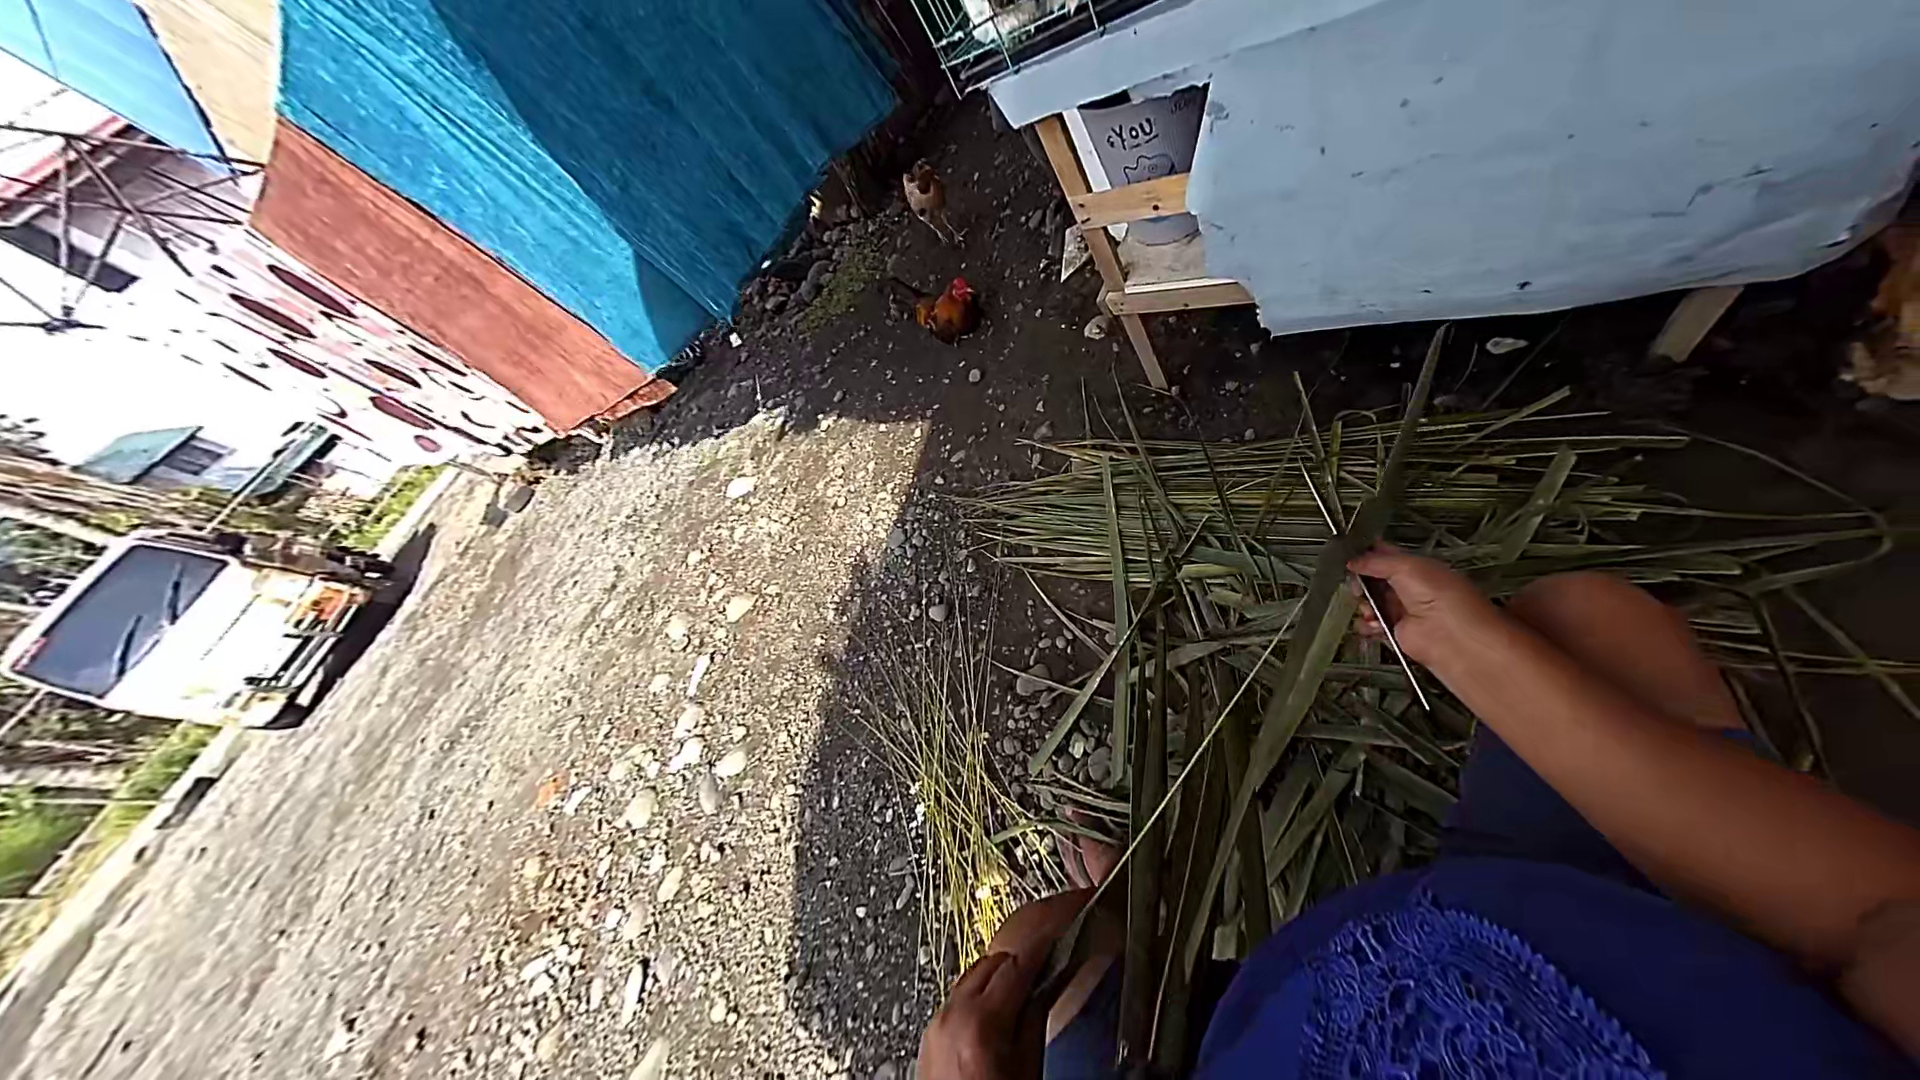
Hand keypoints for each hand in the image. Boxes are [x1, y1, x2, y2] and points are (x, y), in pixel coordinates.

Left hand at [916, 949, 1048, 1079]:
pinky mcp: (930, 1032)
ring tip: (1020, 993)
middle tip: (1043, 969)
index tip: (1055, 938)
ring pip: (973, 975)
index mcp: (983, 1023)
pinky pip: (958, 996)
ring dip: (997, 976)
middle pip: (992, 963)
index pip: (1017, 965)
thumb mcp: (1028, 1069)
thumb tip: (1045, 983)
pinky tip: (993, 1011)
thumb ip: (1035, 1017)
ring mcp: (938, 1022)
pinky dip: (978, 995)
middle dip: (1019, 963)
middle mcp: (954, 1014)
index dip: (1040, 949)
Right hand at [1347, 544, 1502, 668]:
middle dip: (1360, 581)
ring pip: (1369, 602)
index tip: (1352, 556)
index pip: (1386, 556)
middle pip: (1373, 580)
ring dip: (1363, 604)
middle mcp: (1411, 588)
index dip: (1368, 554)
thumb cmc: (1446, 599)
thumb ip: (1376, 561)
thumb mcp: (1406, 567)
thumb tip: (1354, 561)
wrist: (1451, 636)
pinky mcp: (1396, 630)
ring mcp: (1403, 609)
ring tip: (1369, 607)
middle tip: (1359, 585)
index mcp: (1418, 568)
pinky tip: (1373, 622)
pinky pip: (1370, 624)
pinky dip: (1367, 624)